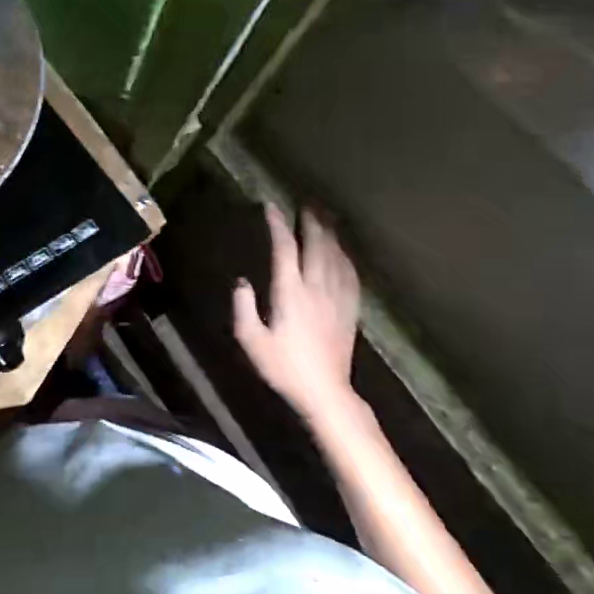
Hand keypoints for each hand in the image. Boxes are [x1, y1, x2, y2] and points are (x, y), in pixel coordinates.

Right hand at [233, 204, 365, 426]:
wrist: (325, 391)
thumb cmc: (283, 367)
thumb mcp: (251, 340)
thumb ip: (243, 308)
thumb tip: (242, 282)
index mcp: (290, 293)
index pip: (285, 250)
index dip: (278, 226)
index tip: (270, 207)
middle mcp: (317, 289)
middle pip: (318, 246)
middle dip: (312, 222)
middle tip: (307, 202)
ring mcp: (338, 299)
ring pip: (337, 257)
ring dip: (331, 234)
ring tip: (327, 217)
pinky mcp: (350, 310)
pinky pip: (351, 275)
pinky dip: (346, 257)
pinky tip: (344, 251)